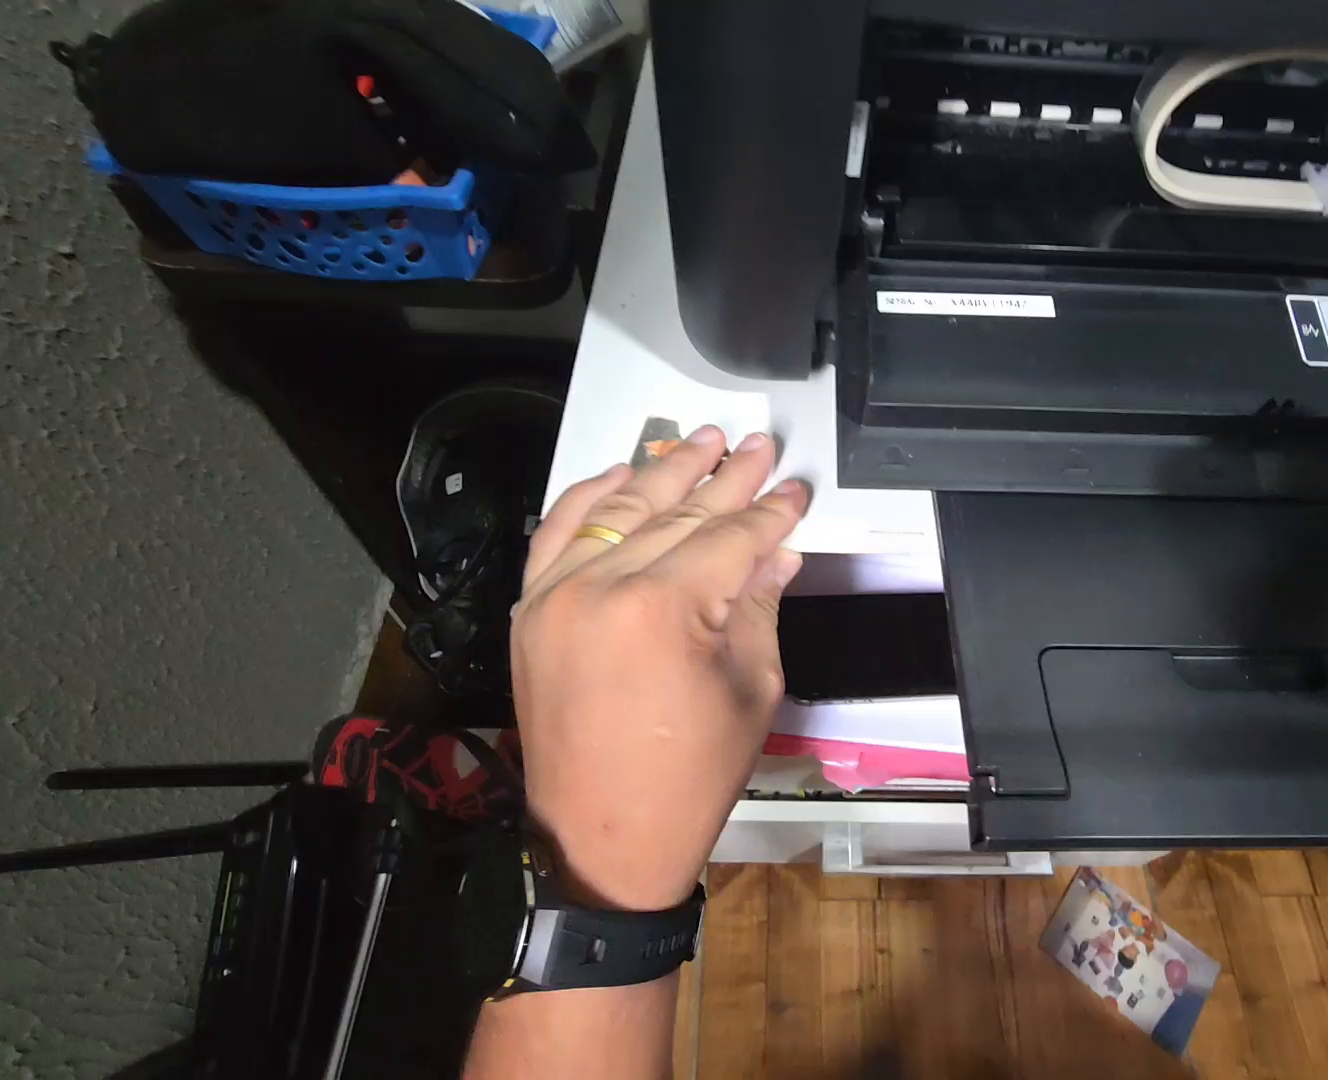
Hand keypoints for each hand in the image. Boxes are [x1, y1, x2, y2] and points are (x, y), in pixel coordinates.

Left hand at [510, 426, 809, 909]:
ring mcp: (555, 593)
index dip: (771, 513)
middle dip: (728, 479)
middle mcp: (601, 586)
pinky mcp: (530, 609)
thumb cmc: (691, 776)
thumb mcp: (751, 688)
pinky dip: (589, 496)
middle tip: (760, 446)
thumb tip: (777, 551)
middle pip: (679, 514)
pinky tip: (623, 471)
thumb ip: (759, 604)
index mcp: (664, 610)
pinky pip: (557, 532)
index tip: (796, 490)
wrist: (603, 837)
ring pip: (619, 510)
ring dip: (664, 471)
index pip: (731, 539)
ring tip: (703, 441)